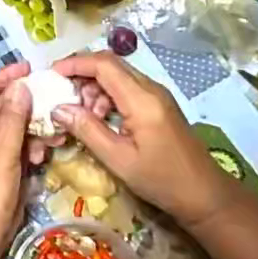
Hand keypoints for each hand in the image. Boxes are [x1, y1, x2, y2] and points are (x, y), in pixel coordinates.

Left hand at [0, 61, 44, 253]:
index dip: (6, 75)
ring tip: (52, 134)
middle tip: (52, 102)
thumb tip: (20, 85)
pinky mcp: (5, 166)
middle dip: (28, 102)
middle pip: (5, 105)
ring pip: (17, 126)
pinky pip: (21, 146)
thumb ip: (12, 117)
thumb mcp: (3, 150)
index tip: (30, 69)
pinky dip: (33, 145)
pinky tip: (44, 154)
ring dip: (35, 126)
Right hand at [47, 52, 249, 229]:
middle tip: (62, 95)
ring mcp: (156, 95)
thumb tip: (57, 108)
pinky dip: (106, 96)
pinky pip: (125, 88)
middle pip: (110, 64)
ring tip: (82, 115)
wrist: (206, 195)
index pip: (103, 64)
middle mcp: (150, 89)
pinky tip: (99, 119)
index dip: (74, 63)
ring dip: (93, 87)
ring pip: (116, 75)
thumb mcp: (118, 159)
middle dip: (81, 74)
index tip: (51, 74)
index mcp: (142, 99)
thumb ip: (87, 129)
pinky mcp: (157, 105)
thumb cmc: (162, 180)